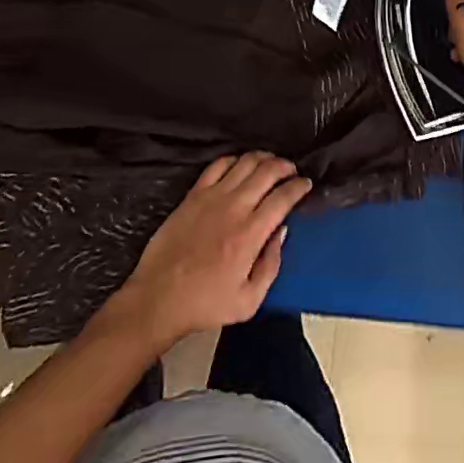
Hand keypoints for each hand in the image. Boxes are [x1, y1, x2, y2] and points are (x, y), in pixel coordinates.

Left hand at [100, 153, 311, 346]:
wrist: (157, 300)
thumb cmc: (205, 304)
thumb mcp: (249, 300)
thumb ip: (271, 265)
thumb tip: (281, 233)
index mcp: (250, 234)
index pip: (283, 196)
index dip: (299, 186)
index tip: (306, 185)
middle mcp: (234, 208)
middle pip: (268, 171)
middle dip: (286, 166)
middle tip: (292, 171)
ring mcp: (211, 198)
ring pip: (245, 162)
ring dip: (264, 158)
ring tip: (271, 164)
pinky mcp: (192, 196)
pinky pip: (217, 165)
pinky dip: (234, 160)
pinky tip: (240, 166)